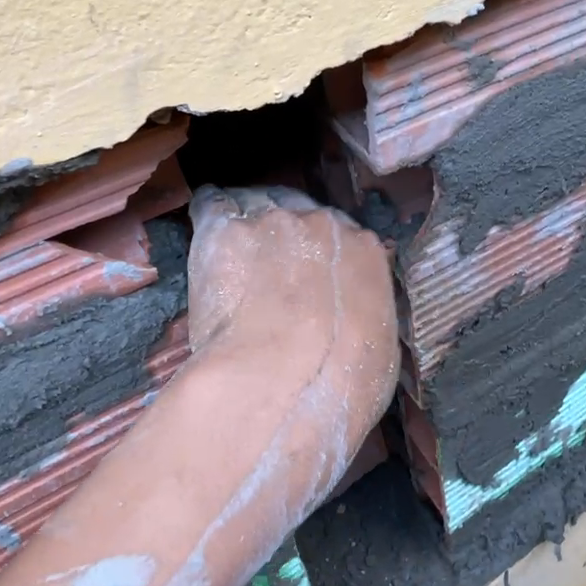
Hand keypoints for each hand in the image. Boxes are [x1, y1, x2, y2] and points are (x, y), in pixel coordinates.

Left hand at [186, 185, 398, 370]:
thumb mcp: (380, 344)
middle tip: (269, 264)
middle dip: (286, 235)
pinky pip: (213, 207)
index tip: (309, 271)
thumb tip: (357, 313)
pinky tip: (205, 223)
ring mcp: (273, 222)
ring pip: (257, 207)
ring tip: (234, 249)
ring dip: (249, 225)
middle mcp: (322, 223)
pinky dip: (210, 214)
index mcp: (366, 249)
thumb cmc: (343, 377)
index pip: (343, 236)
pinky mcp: (225, 230)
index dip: (323, 253)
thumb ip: (367, 311)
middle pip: (300, 213)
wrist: (283, 378)